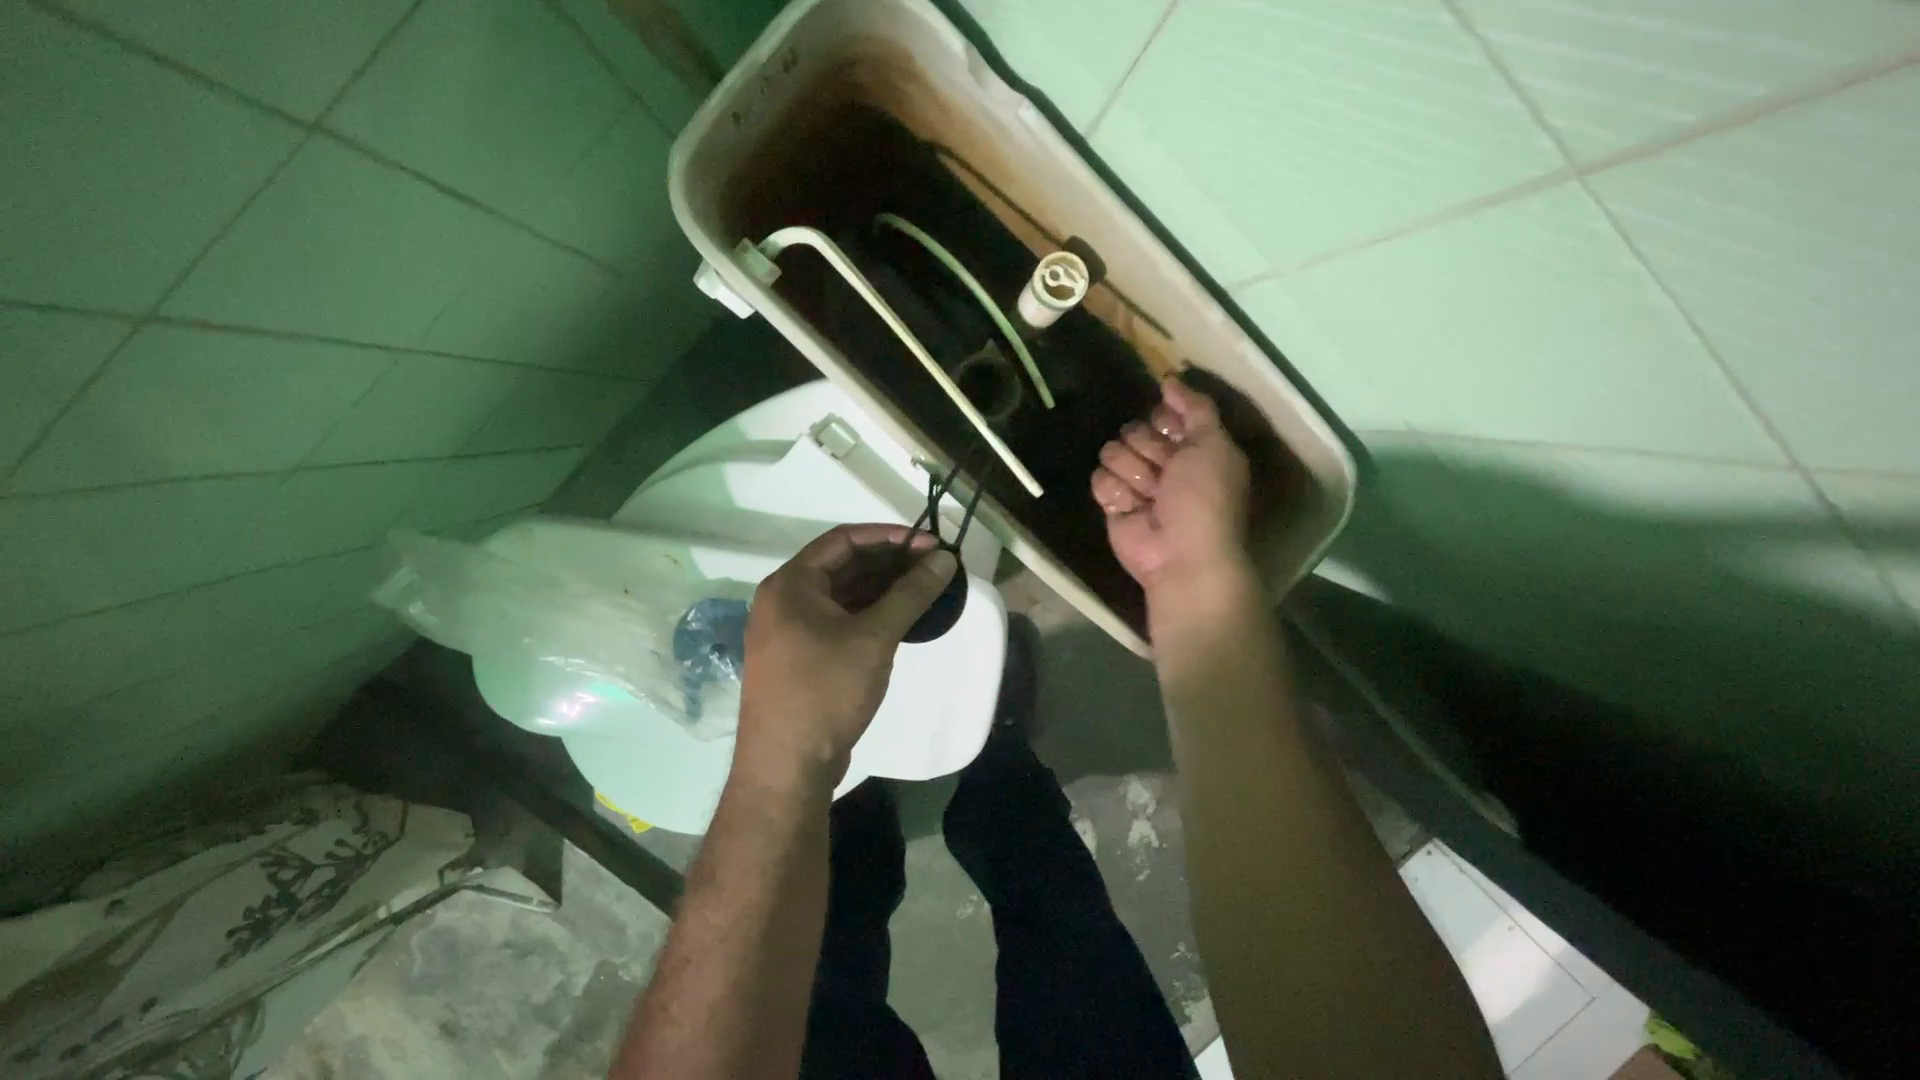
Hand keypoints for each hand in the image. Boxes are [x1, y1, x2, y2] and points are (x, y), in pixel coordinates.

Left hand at [735, 523, 958, 787]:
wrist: (786, 765)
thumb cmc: (825, 689)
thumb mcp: (874, 637)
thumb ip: (910, 594)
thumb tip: (944, 560)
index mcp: (790, 584)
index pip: (844, 540)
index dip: (890, 537)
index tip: (930, 544)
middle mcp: (784, 600)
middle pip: (842, 566)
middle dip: (889, 564)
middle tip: (934, 567)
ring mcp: (789, 631)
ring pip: (841, 596)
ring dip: (881, 590)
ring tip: (925, 590)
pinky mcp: (800, 659)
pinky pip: (837, 622)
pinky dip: (868, 616)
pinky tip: (901, 620)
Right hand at [1091, 377, 1251, 598]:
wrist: (1182, 554)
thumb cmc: (1205, 498)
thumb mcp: (1214, 444)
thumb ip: (1196, 408)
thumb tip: (1170, 381)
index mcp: (1193, 448)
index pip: (1164, 415)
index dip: (1163, 419)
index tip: (1169, 431)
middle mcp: (1164, 464)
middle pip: (1134, 431)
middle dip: (1145, 448)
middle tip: (1163, 472)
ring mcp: (1136, 484)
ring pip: (1112, 452)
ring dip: (1131, 472)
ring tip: (1149, 494)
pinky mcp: (1113, 504)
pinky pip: (1099, 479)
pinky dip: (1114, 492)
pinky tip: (1130, 507)